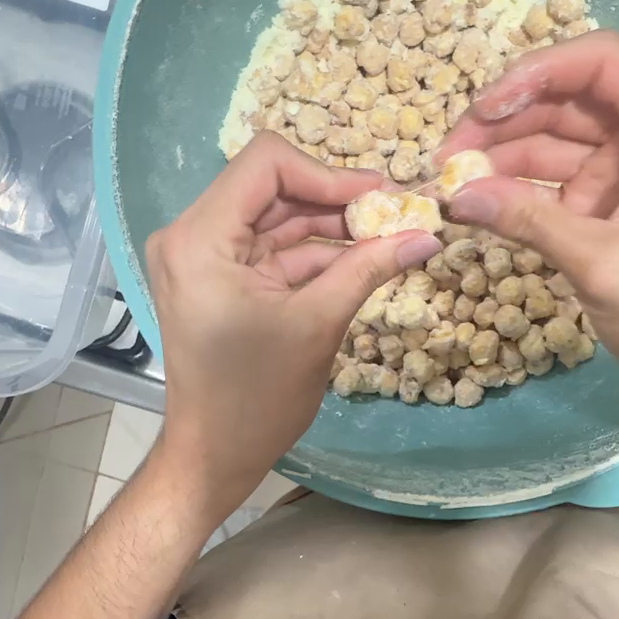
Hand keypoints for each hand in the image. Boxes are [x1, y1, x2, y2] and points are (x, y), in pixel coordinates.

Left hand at [145, 133, 442, 519]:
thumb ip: (369, 269)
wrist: (214, 454)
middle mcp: (191, 236)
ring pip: (275, 219)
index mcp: (200, 239)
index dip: (328, 175)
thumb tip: (427, 235)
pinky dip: (312, 256)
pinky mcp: (217, 280)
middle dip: (334, 202)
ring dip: (328, 229)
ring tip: (386, 238)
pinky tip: (359, 261)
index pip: (266, 164)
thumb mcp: (318, 325)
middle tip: (393, 216)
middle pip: (271, 189)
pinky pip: (270, 251)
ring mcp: (202, 258)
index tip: (379, 197)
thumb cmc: (258, 398)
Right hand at [438, 31, 618, 408]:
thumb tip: (456, 196)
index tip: (483, 107)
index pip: (604, 64)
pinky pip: (553, 180)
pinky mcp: (605, 203)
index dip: (539, 72)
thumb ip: (529, 221)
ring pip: (555, 139)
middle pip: (571, 100)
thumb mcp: (599, 261)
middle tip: (448, 154)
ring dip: (503, 155)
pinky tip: (478, 200)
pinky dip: (516, 189)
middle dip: (508, 120)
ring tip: (452, 180)